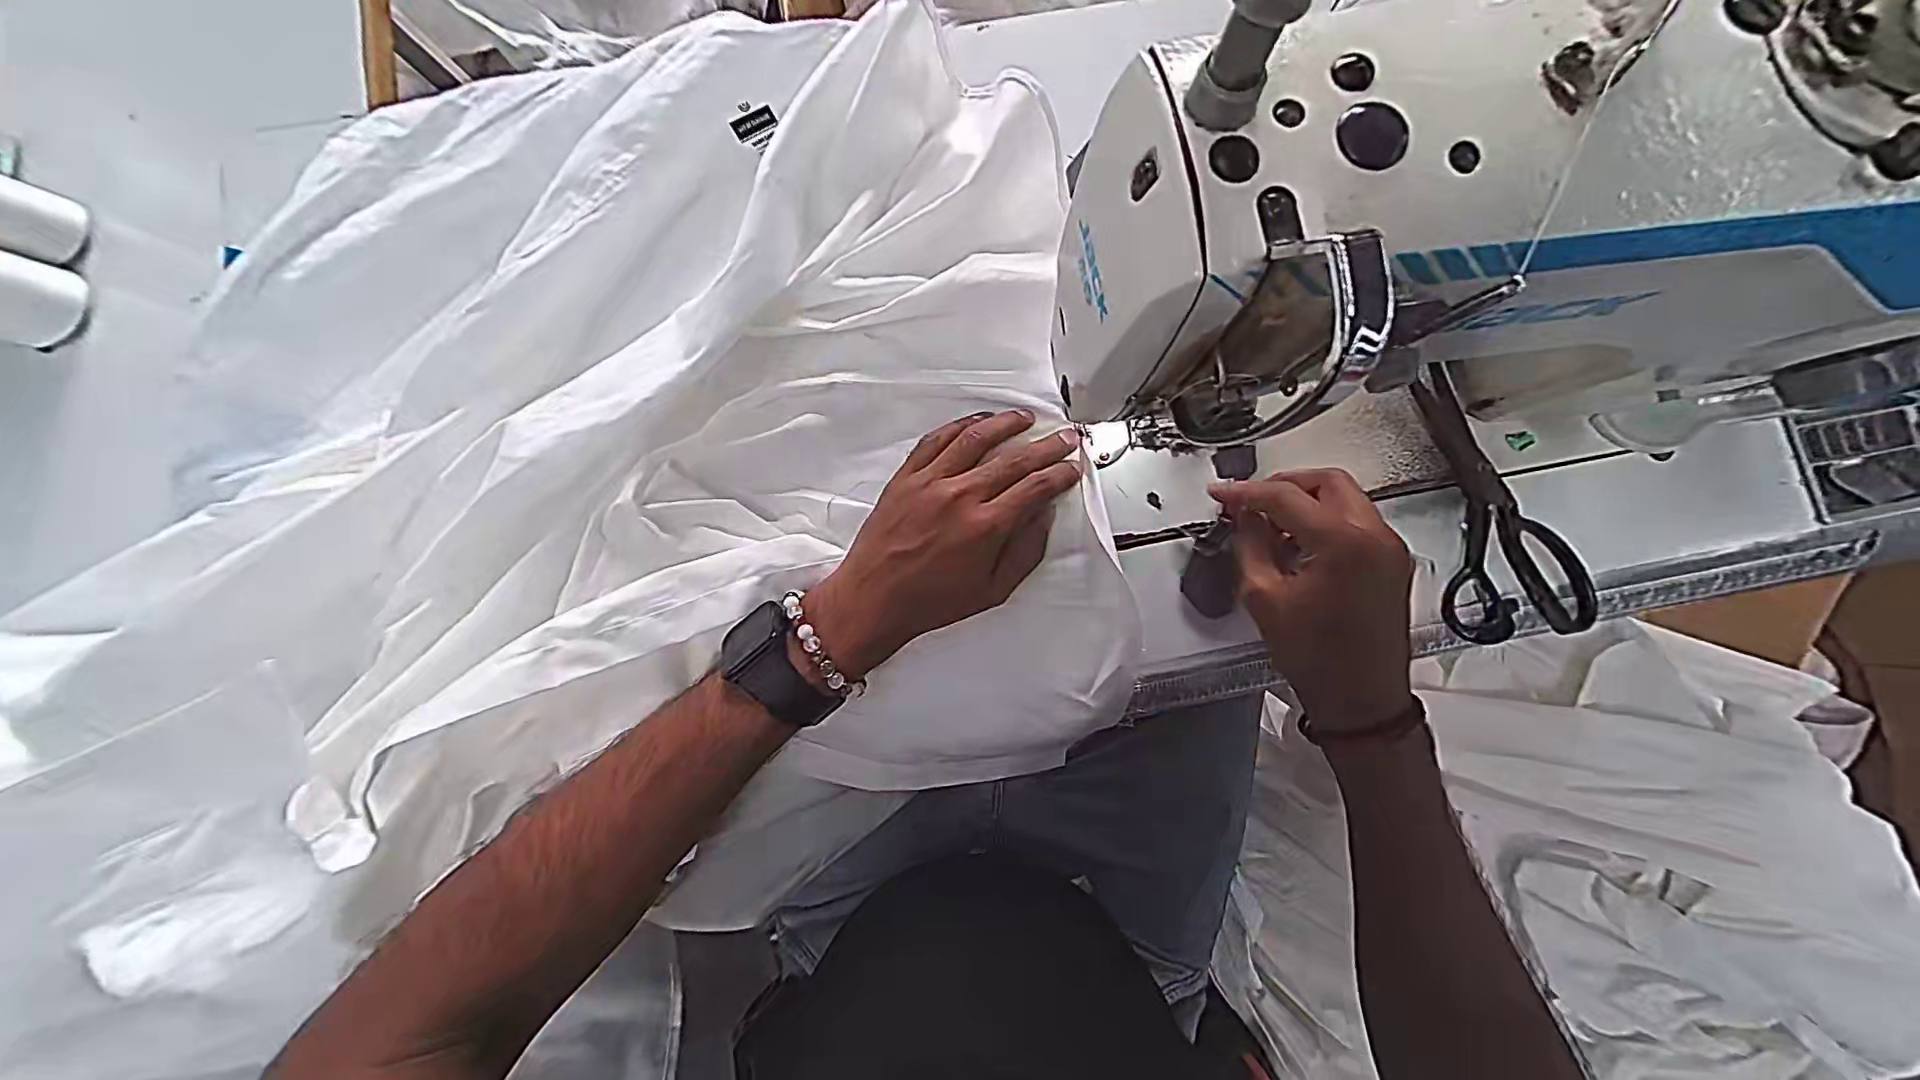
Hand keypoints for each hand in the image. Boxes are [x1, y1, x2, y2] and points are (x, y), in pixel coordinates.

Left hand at [798, 410, 1084, 681]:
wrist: (874, 599)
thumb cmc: (927, 600)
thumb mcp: (992, 590)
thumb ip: (1025, 552)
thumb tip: (1043, 519)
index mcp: (985, 527)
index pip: (1035, 487)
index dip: (1059, 474)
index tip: (1069, 469)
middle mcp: (959, 498)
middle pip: (1014, 459)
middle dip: (1046, 446)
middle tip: (1062, 439)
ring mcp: (930, 483)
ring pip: (975, 438)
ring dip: (1005, 424)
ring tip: (1023, 419)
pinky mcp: (906, 478)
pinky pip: (935, 440)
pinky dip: (959, 426)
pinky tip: (974, 423)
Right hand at [1209, 469, 1414, 732]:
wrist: (1359, 696)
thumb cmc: (1318, 658)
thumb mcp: (1263, 597)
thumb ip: (1250, 545)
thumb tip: (1244, 518)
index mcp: (1343, 543)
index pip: (1286, 497)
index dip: (1246, 492)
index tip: (1223, 494)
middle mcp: (1375, 538)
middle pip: (1326, 482)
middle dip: (1283, 486)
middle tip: (1250, 501)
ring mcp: (1389, 549)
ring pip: (1344, 498)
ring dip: (1304, 502)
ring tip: (1269, 526)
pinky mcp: (1391, 562)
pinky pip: (1355, 522)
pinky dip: (1323, 521)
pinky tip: (1296, 544)